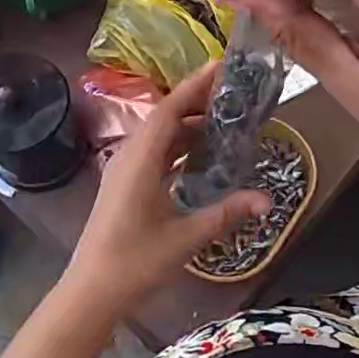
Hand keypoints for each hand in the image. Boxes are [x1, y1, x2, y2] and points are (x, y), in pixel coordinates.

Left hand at [62, 62, 270, 308]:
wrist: (91, 291)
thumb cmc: (135, 262)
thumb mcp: (186, 237)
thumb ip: (226, 213)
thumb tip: (267, 199)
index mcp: (140, 161)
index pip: (169, 110)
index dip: (195, 86)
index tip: (221, 66)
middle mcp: (128, 158)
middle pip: (163, 119)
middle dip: (195, 102)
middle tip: (232, 95)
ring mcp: (122, 172)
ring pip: (157, 137)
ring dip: (186, 127)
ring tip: (222, 121)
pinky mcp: (122, 187)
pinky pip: (151, 155)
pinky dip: (175, 148)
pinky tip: (197, 156)